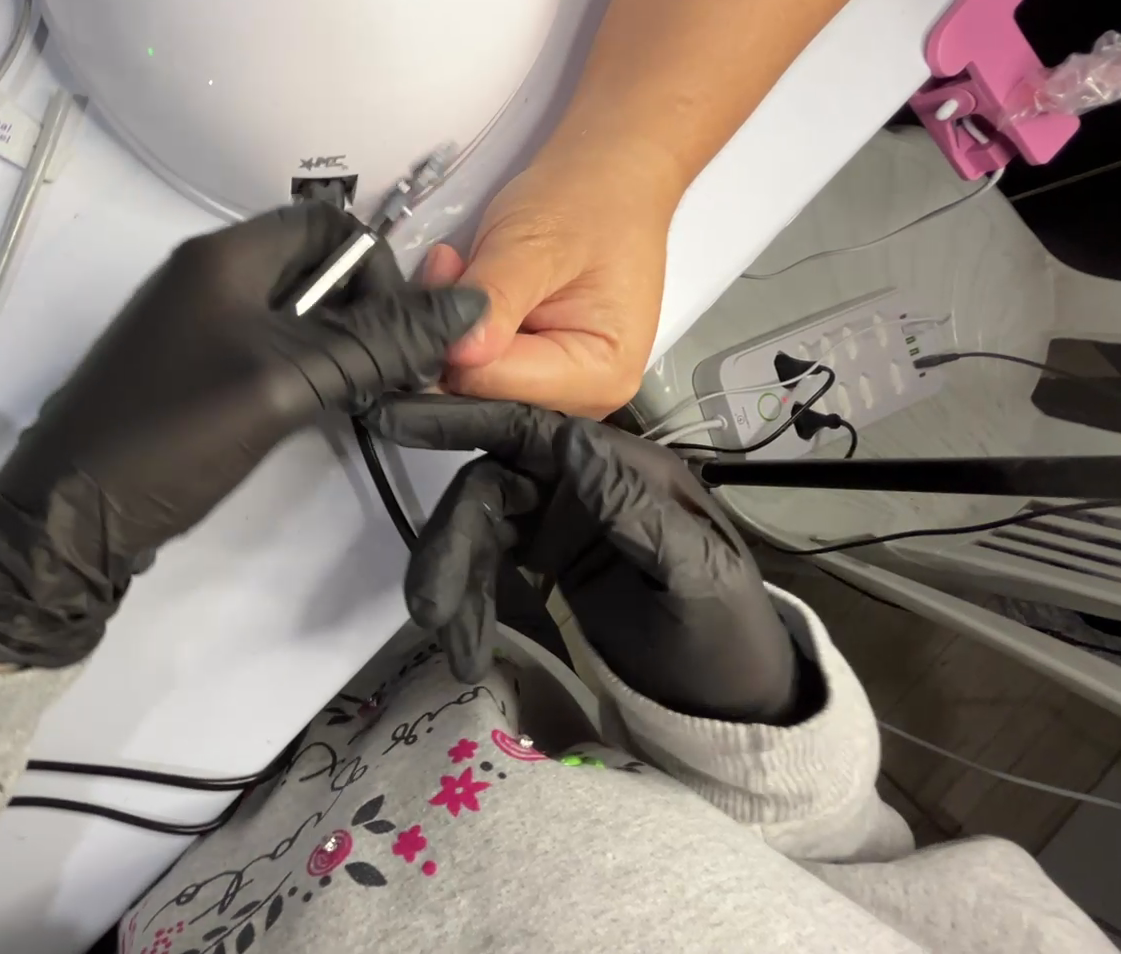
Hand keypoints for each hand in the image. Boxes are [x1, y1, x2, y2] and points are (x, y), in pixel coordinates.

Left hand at [0, 203, 487, 667]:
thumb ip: (374, 342)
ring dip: (338, 347)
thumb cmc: (174, 434)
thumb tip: (469, 304)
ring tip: (364, 397)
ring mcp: (195, 326)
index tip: (400, 336)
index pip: (327, 224)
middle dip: (364, 313)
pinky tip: (319, 410)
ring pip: (292, 314)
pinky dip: (302, 371)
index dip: (378, 270)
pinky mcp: (190, 371)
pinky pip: (264, 350)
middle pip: (312, 268)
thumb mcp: (282, 382)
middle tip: (392, 376)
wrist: (68, 516)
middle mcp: (208, 277)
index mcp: (223, 256)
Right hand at [367, 394, 805, 723]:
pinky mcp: (541, 557)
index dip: (461, 419)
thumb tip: (568, 440)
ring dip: (456, 587)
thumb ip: (633, 507)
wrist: (724, 703)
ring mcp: (556, 520)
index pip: (530, 429)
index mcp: (619, 467)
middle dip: (452, 547)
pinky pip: (485, 568)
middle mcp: (578, 482)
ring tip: (458, 652)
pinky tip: (469, 649)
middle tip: (428, 610)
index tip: (395, 420)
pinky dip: (470, 604)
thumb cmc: (724, 634)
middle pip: (489, 491)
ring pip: (478, 532)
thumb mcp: (695, 573)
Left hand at [431, 148, 678, 417]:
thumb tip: (460, 354)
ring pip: (467, 379)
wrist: (608, 183)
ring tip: (467, 270)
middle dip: (451, 332)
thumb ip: (496, 299)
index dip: (453, 337)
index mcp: (600, 375)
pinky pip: (471, 368)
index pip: (490, 385)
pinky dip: (458, 328)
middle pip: (477, 392)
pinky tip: (470, 290)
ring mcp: (551, 392)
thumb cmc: (590, 203)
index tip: (450, 275)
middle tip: (453, 267)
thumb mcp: (537, 241)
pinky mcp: (528, 377)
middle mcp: (578, 399)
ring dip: (451, 326)